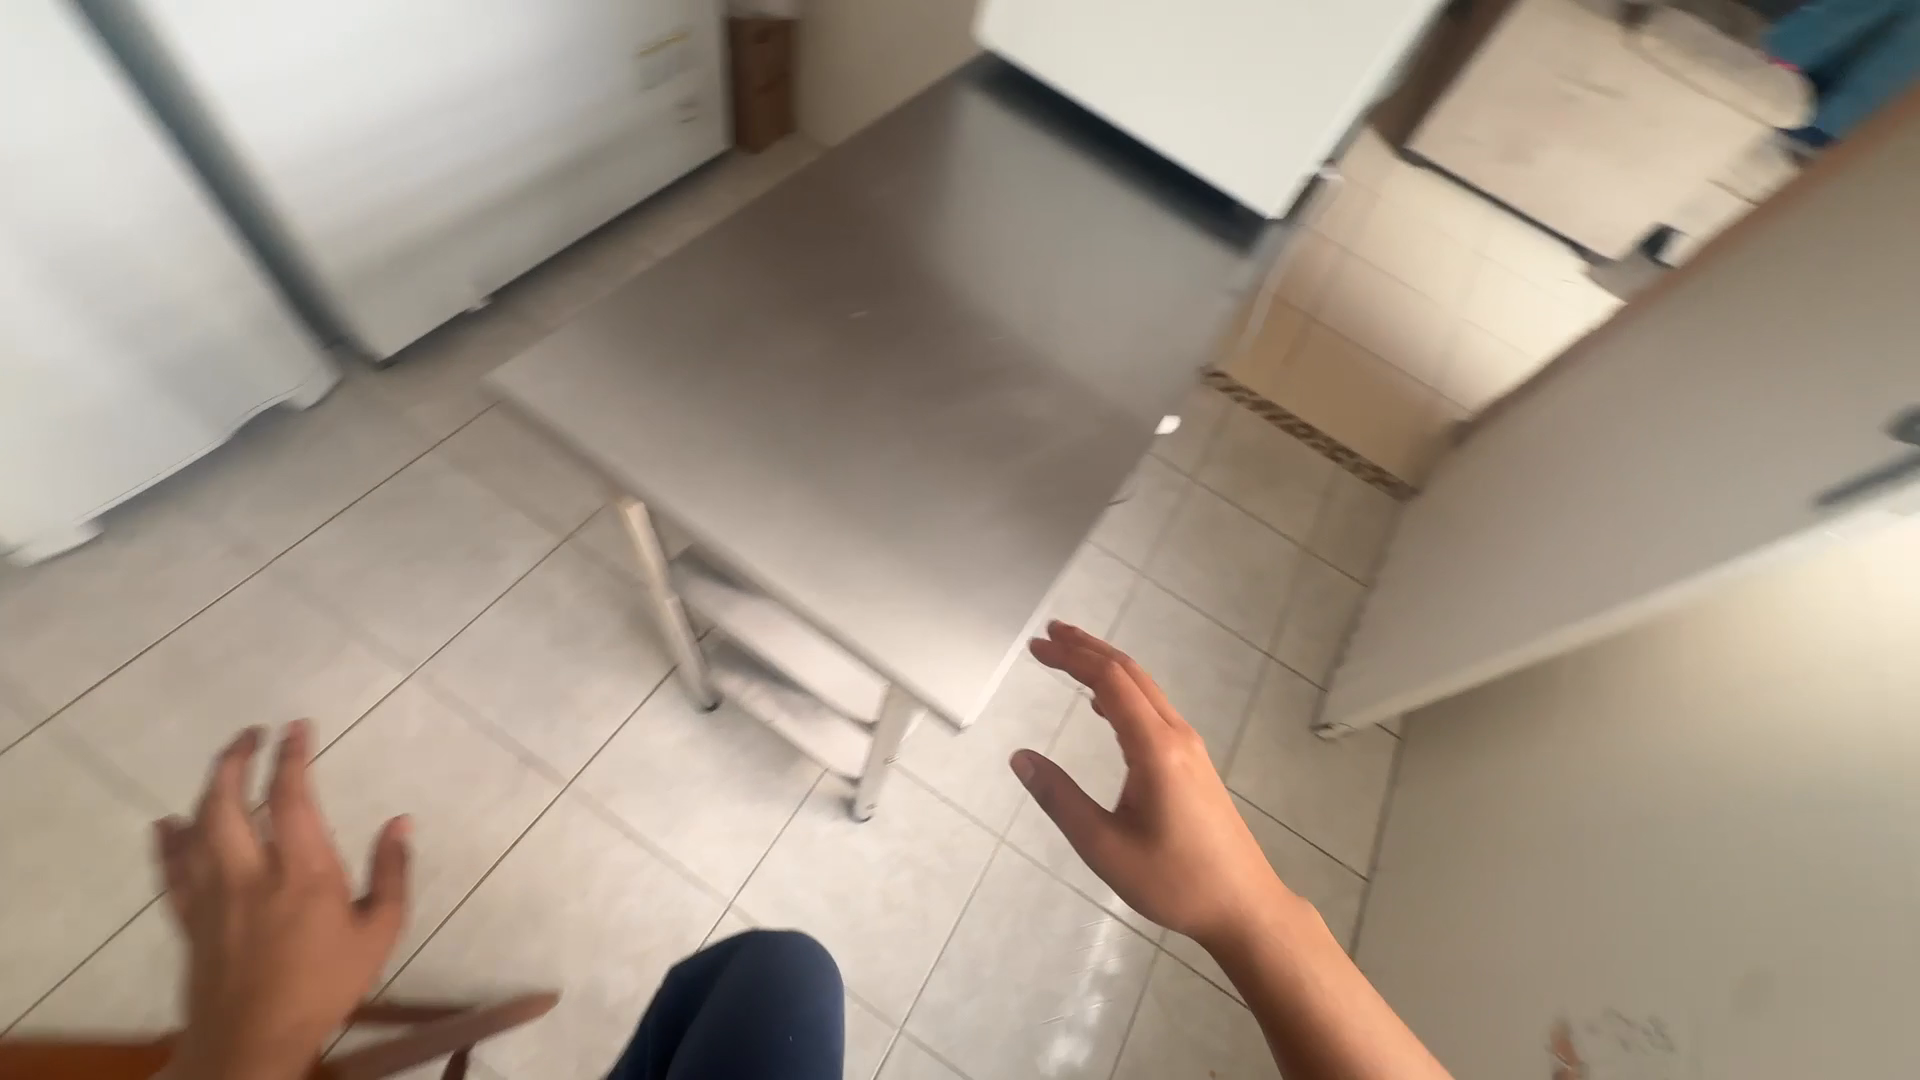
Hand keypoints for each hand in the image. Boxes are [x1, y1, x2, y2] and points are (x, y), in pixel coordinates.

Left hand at [154, 721, 410, 1079]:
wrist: (252, 1043)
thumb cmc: (328, 983)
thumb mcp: (382, 928)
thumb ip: (393, 872)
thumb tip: (401, 821)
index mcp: (304, 873)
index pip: (293, 800)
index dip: (292, 758)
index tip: (297, 728)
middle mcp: (251, 876)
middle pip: (227, 807)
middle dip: (236, 762)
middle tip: (252, 733)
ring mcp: (213, 899)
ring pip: (196, 833)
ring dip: (208, 791)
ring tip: (224, 763)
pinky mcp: (191, 922)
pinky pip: (172, 872)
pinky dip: (167, 843)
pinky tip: (166, 824)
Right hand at [1012, 622, 1295, 948]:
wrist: (1245, 906)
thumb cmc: (1174, 881)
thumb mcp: (1104, 848)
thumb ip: (1060, 799)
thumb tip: (1020, 758)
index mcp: (1155, 748)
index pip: (1109, 681)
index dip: (1071, 658)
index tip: (1037, 648)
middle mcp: (1175, 734)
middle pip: (1129, 672)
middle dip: (1086, 648)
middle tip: (1047, 635)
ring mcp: (1189, 745)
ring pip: (1144, 687)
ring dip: (1105, 665)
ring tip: (1068, 655)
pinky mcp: (1192, 760)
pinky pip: (1153, 707)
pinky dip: (1121, 690)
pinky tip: (1101, 704)